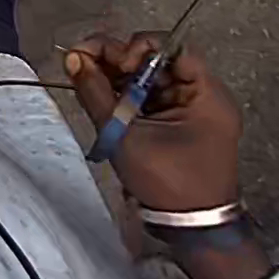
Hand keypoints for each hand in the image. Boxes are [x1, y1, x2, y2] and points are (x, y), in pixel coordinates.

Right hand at [64, 33, 242, 210]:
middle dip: (117, 58)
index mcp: (205, 94)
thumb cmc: (168, 183)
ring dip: (115, 73)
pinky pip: (147, 93)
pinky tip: (99, 92)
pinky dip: (123, 90)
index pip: (172, 47)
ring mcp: (189, 107)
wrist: (193, 232)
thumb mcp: (126, 136)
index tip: (115, 62)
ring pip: (147, 74)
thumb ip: (96, 93)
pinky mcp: (176, 120)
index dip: (139, 47)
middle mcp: (202, 94)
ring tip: (85, 76)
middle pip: (155, 58)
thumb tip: (72, 58)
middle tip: (83, 61)